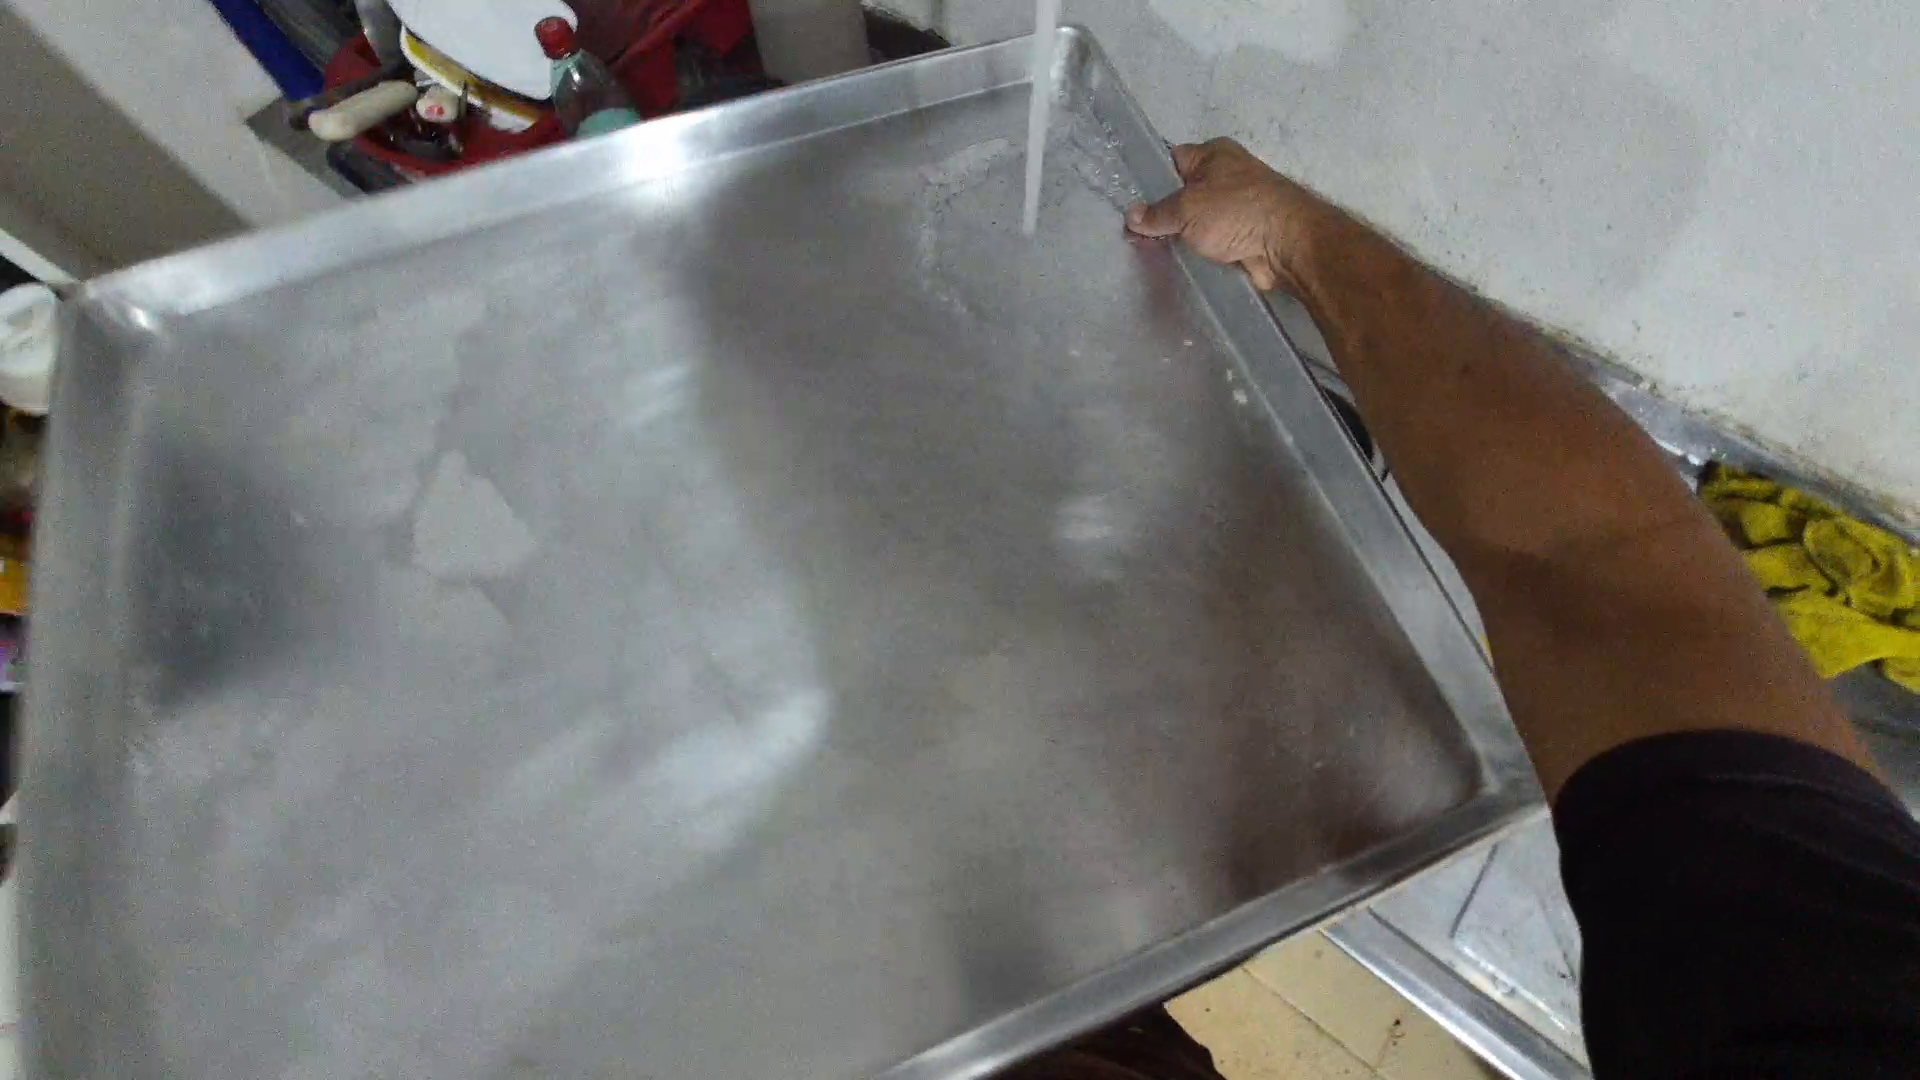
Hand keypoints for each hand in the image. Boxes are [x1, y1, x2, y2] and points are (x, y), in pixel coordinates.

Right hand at [1125, 138, 1323, 292]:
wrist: (1284, 244)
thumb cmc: (1236, 212)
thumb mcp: (1188, 208)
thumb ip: (1157, 214)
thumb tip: (1130, 215)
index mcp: (1213, 154)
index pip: (1171, 161)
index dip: (1148, 180)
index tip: (1126, 202)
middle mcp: (1223, 175)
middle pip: (1179, 193)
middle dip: (1159, 213)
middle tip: (1131, 233)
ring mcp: (1231, 206)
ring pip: (1191, 220)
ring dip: (1175, 235)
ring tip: (1146, 250)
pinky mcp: (1236, 234)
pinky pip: (1204, 240)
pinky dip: (1191, 249)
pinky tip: (1171, 260)